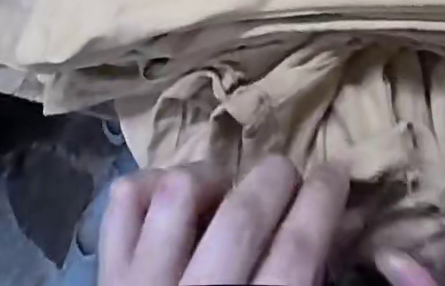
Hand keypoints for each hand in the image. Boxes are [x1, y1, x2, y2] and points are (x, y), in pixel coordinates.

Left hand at [100, 157, 348, 285]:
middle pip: (242, 215)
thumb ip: (305, 285)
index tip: (336, 170)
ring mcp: (144, 284)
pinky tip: (173, 198)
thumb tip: (334, 227)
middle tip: (290, 171)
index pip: (296, 252)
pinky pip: (125, 201)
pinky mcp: (108, 273)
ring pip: (177, 192)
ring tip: (228, 190)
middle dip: (276, 178)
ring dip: (211, 177)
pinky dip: (151, 182)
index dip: (322, 202)